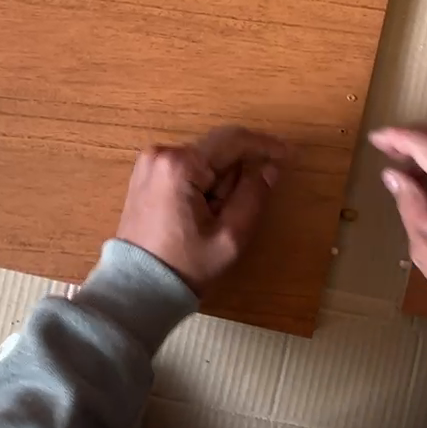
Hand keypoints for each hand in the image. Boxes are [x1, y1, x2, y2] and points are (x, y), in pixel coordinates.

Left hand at [116, 126, 288, 293]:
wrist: (138, 286)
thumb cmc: (185, 265)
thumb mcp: (229, 237)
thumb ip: (253, 197)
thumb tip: (271, 167)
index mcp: (180, 165)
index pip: (232, 140)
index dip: (264, 145)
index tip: (289, 154)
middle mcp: (162, 153)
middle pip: (217, 150)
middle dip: (235, 175)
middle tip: (236, 210)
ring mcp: (150, 161)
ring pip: (204, 159)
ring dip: (219, 181)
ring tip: (213, 218)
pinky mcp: (146, 172)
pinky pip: (187, 166)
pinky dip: (202, 183)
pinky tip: (200, 212)